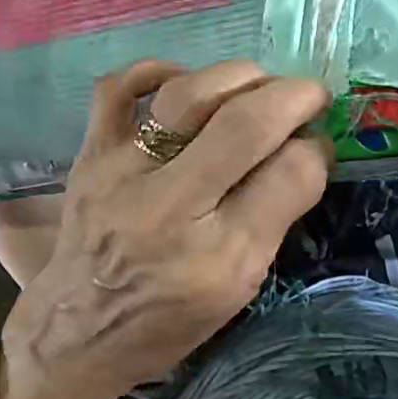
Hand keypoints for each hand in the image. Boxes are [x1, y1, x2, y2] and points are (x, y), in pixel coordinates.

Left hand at [0, 60, 331, 398]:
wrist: (78, 328)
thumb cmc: (165, 320)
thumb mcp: (237, 289)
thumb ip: (273, 217)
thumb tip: (304, 147)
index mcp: (218, 259)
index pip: (288, 176)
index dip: (316, 147)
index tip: (318, 140)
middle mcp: (168, 209)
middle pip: (243, 124)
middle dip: (292, 95)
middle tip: (306, 95)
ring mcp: (120, 173)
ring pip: (186, 94)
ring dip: (238, 76)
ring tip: (256, 85)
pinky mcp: (89, 155)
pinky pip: (116, 88)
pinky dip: (156, 70)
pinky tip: (184, 80)